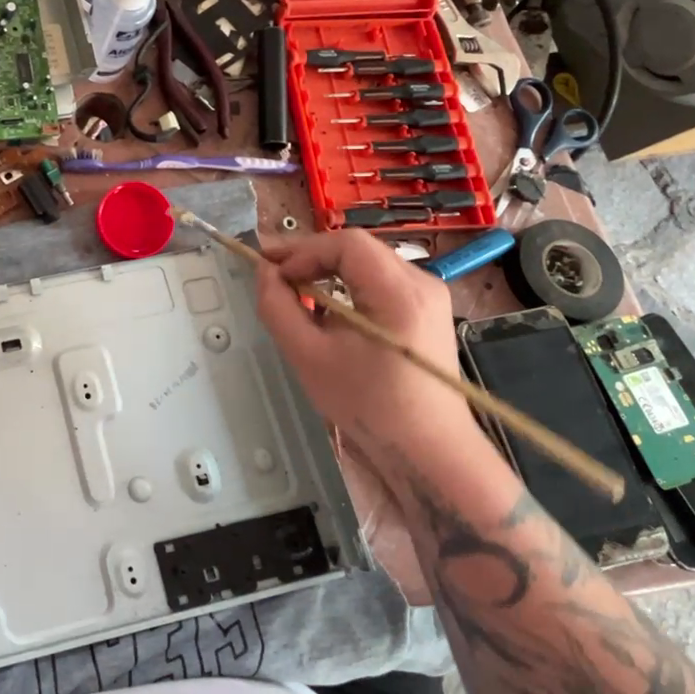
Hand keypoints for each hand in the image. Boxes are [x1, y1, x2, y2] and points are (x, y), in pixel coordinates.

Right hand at [255, 230, 469, 453]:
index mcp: (398, 292)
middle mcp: (421, 283)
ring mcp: (429, 295)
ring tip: (298, 293)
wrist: (428, 450)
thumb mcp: (309, 356)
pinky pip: (380, 280)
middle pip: (357, 248)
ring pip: (367, 262)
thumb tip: (264, 272)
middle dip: (311, 257)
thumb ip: (278, 307)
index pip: (345, 244)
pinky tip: (329, 309)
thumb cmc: (368, 405)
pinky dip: (348, 284)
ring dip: (328, 270)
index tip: (273, 275)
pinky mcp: (427, 310)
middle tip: (276, 277)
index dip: (302, 251)